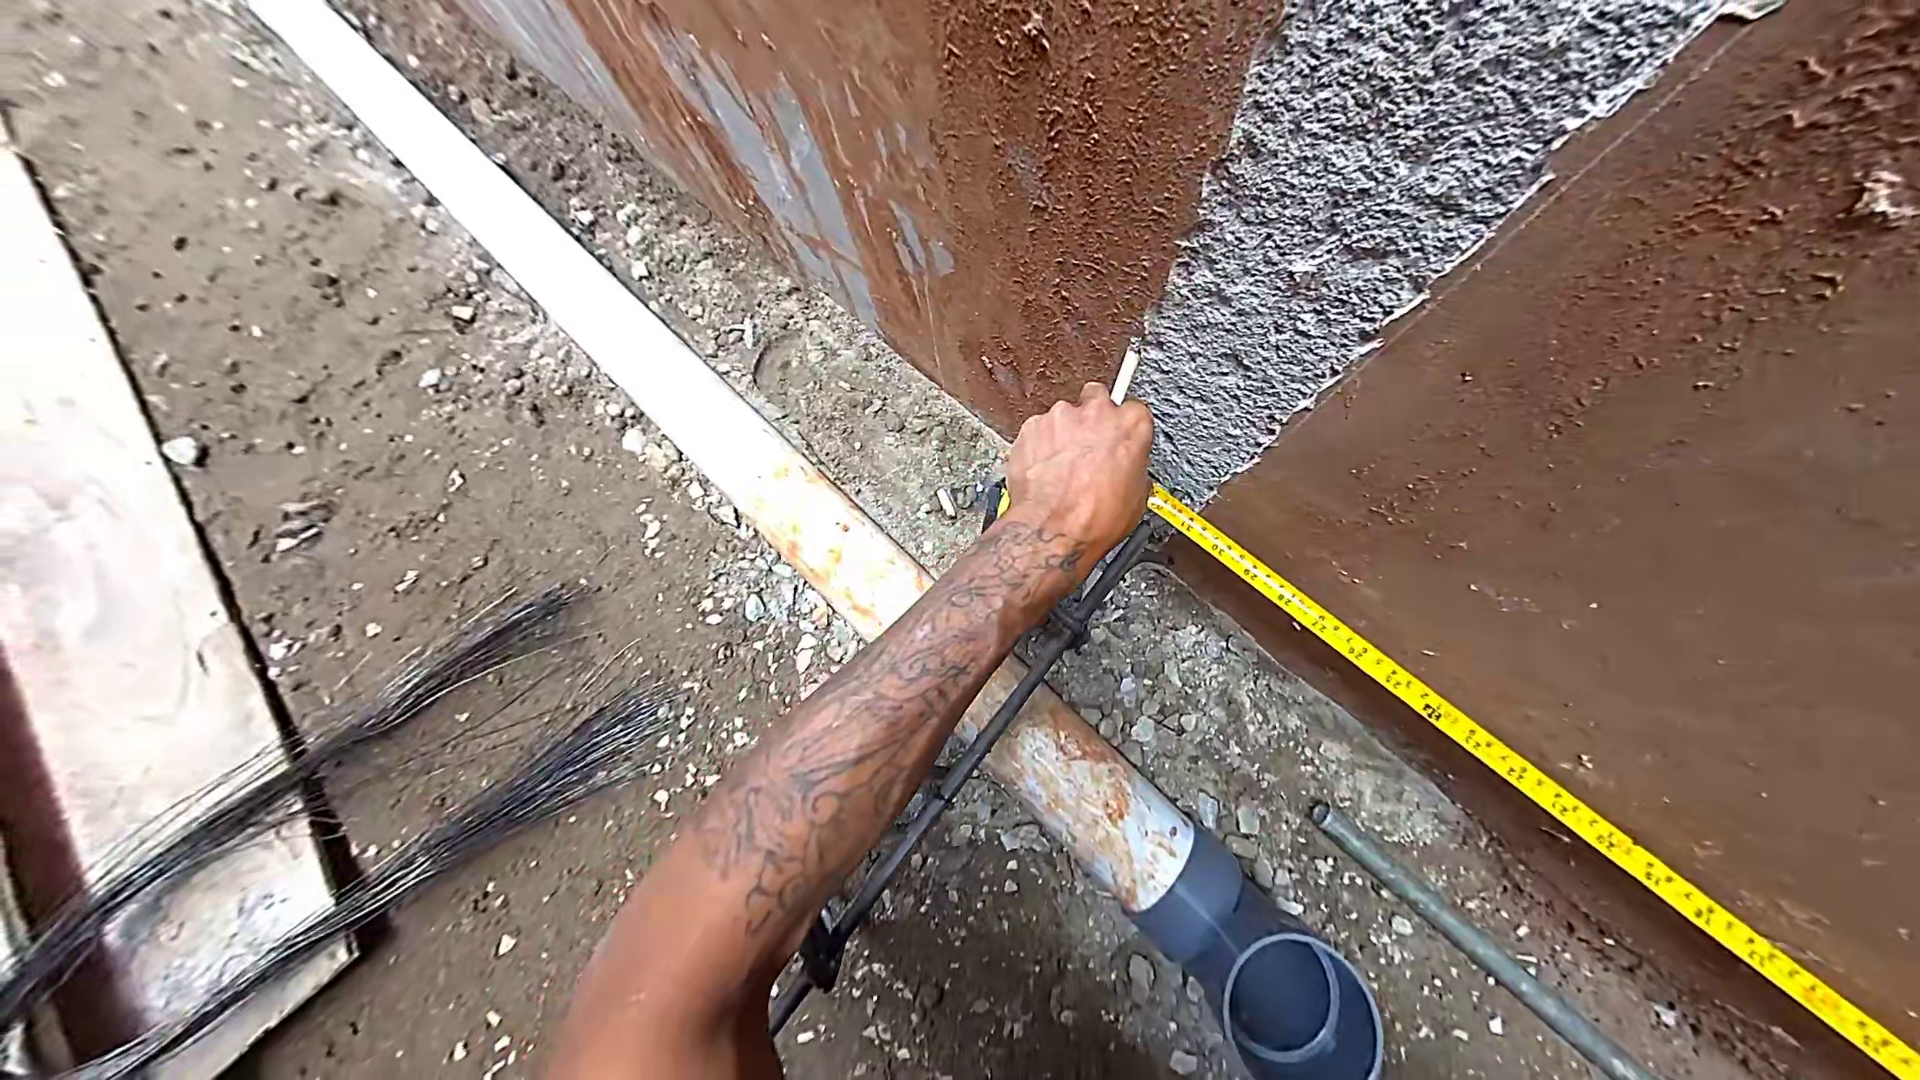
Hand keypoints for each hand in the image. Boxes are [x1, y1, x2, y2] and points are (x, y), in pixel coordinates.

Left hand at [1003, 382, 1152, 558]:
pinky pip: (1037, 431)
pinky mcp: (1031, 428)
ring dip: (1062, 436)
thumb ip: (1133, 466)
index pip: (1132, 410)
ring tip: (1061, 468)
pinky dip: (1039, 446)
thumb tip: (1126, 469)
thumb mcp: (1137, 496)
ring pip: (1063, 417)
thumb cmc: (1094, 518)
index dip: (1121, 429)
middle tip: (1087, 449)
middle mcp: (1096, 412)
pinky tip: (1044, 470)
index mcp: (1131, 424)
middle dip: (1091, 420)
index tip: (1116, 442)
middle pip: (1096, 399)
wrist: (1053, 529)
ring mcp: (1060, 417)